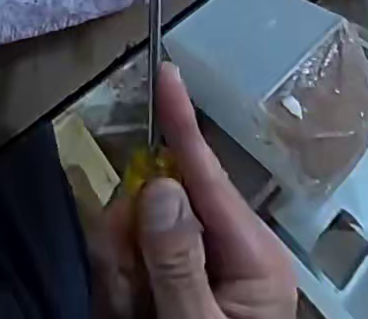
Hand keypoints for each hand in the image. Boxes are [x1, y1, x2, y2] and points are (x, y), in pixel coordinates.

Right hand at [88, 64, 297, 318]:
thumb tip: (161, 183)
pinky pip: (127, 256)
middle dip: (130, 239)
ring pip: (135, 228)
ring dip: (120, 272)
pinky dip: (116, 284)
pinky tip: (125, 308)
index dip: (183, 120)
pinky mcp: (172, 278)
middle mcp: (226, 247)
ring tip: (128, 309)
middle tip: (126, 294)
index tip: (168, 71)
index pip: (207, 172)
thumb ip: (179, 263)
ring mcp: (196, 263)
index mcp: (251, 254)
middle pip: (160, 200)